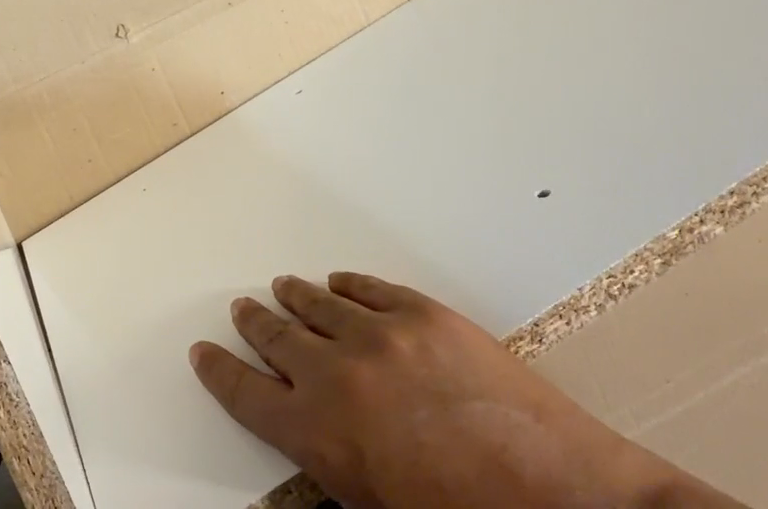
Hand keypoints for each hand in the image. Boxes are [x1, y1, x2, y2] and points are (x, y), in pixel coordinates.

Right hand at [189, 273, 748, 508]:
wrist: (563, 498)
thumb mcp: (374, 506)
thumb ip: (329, 462)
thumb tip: (311, 431)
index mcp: (316, 434)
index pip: (244, 392)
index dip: (219, 370)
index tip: (204, 351)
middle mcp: (334, 376)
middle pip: (274, 338)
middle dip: (253, 324)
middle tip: (242, 310)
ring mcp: (379, 337)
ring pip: (316, 304)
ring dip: (294, 296)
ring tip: (282, 287)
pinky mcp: (423, 314)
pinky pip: (369, 287)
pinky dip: (348, 284)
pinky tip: (340, 281)